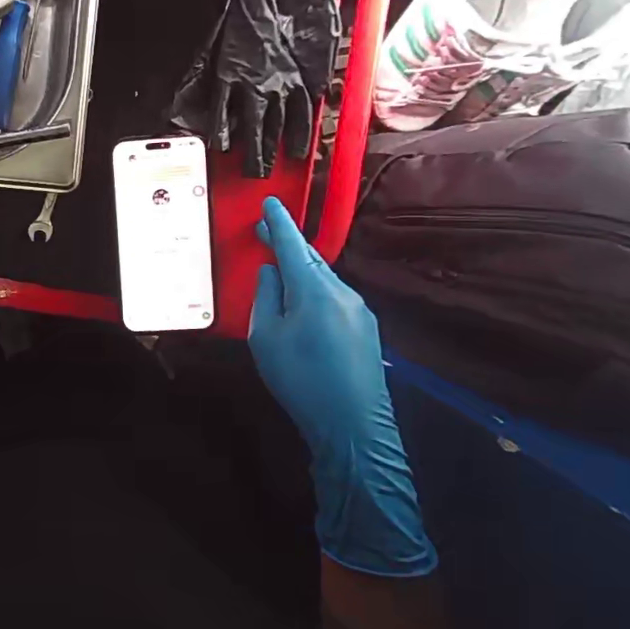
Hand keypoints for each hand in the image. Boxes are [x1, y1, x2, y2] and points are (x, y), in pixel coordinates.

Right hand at [248, 196, 435, 576]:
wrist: (353, 425)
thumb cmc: (300, 378)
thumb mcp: (266, 337)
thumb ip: (265, 297)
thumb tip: (271, 272)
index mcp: (314, 290)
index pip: (292, 246)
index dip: (278, 224)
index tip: (269, 203)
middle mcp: (342, 292)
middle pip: (311, 260)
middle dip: (287, 246)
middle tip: (264, 235)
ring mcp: (359, 311)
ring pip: (323, 280)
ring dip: (300, 272)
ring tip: (278, 274)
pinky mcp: (366, 329)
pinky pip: (334, 298)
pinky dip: (313, 293)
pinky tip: (302, 308)